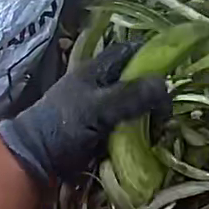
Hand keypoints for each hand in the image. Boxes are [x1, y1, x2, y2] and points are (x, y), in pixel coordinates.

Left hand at [0, 43, 170, 185]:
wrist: (36, 157)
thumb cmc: (63, 125)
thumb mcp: (99, 107)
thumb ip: (132, 95)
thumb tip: (165, 85)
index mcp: (97, 69)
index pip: (129, 51)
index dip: (150, 55)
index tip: (172, 69)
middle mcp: (100, 83)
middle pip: (135, 78)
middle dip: (153, 90)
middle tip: (170, 105)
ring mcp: (99, 106)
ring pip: (133, 102)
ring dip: (148, 112)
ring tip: (163, 125)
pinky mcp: (100, 128)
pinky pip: (126, 123)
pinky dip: (138, 128)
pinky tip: (150, 137)